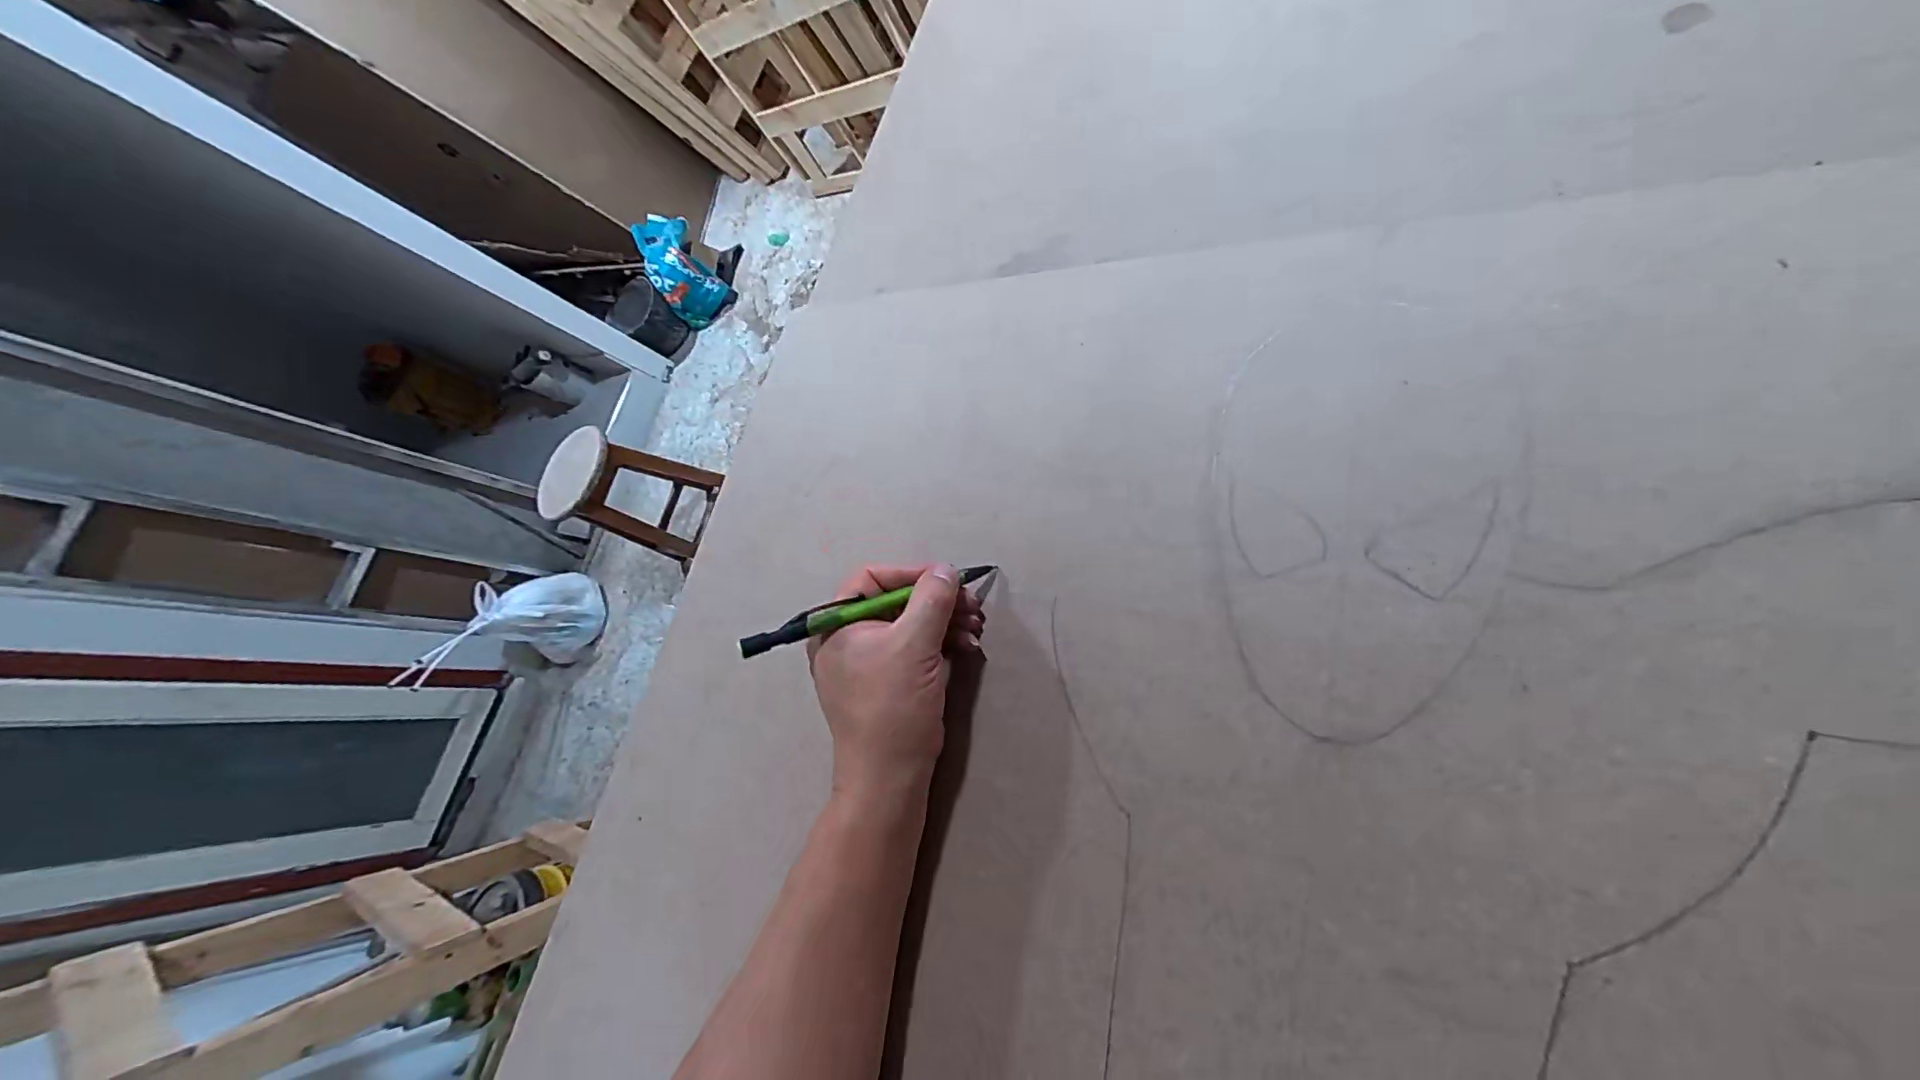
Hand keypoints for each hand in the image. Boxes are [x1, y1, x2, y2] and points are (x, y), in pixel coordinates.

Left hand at [807, 564, 985, 800]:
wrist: (890, 778)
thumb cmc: (893, 707)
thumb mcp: (915, 645)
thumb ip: (932, 599)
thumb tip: (946, 569)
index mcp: (836, 623)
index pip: (874, 577)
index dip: (914, 574)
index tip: (950, 582)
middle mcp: (847, 637)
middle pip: (897, 600)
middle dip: (938, 601)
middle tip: (974, 608)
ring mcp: (867, 661)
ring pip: (910, 623)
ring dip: (946, 622)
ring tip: (977, 628)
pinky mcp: (888, 681)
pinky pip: (914, 648)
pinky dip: (941, 643)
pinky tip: (968, 647)